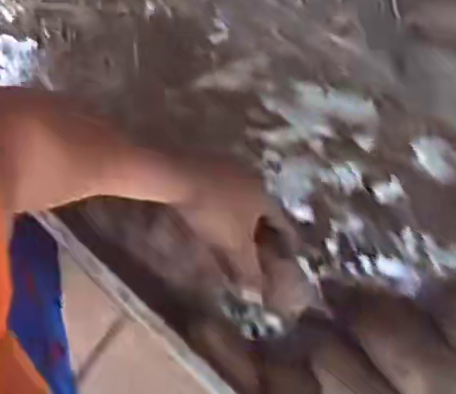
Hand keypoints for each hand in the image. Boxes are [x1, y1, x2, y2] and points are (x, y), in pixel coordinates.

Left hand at [173, 163, 276, 293]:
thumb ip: (250, 272)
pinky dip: (220, 204)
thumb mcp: (234, 246)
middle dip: (260, 234)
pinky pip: (220, 188)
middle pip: (262, 211)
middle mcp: (250, 176)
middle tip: (256, 255)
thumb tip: (257, 296)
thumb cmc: (211, 210)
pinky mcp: (203, 160)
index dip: (283, 249)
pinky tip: (211, 216)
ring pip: (239, 199)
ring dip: (238, 219)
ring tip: (232, 239)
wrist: (172, 173)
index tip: (280, 265)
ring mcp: (225, 164)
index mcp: (265, 194)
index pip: (284, 225)